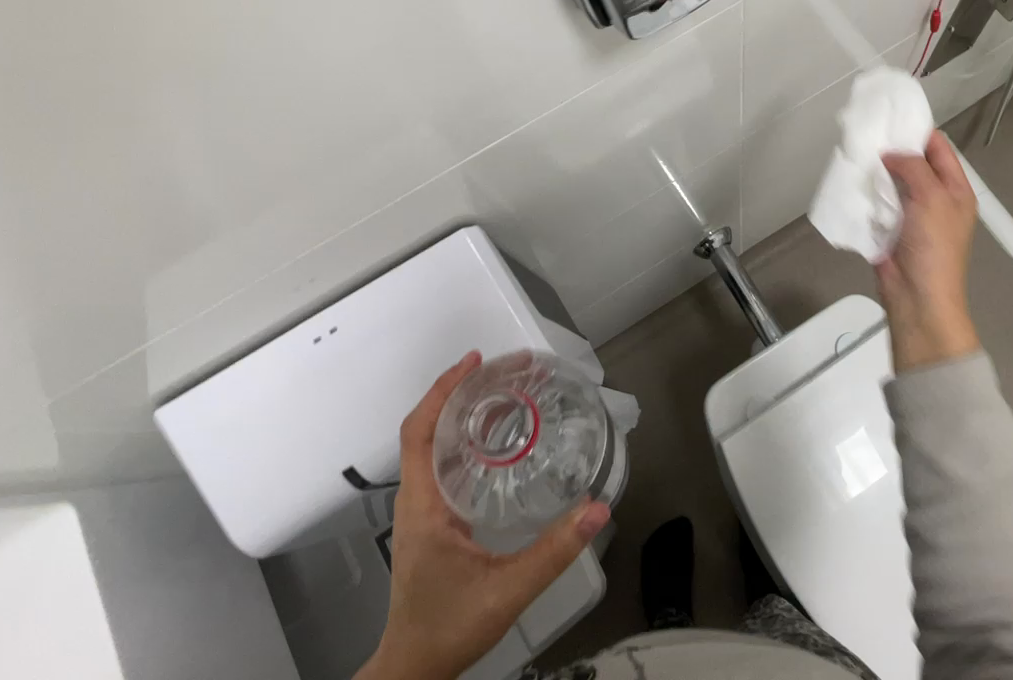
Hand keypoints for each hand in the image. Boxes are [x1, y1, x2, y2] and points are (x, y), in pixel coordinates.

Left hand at [359, 352, 611, 679]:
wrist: (414, 669)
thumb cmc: (448, 627)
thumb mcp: (507, 590)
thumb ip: (554, 551)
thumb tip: (598, 509)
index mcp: (424, 505)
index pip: (419, 431)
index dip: (443, 390)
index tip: (474, 363)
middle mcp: (417, 499)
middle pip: (428, 428)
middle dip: (462, 392)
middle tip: (506, 372)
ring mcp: (422, 510)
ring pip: (434, 446)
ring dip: (464, 414)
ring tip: (506, 394)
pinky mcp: (432, 522)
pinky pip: (444, 466)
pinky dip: (466, 441)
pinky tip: (499, 444)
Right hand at [876, 131, 981, 371]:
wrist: (918, 298)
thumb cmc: (934, 247)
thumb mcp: (933, 199)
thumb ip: (914, 168)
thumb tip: (890, 154)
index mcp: (955, 190)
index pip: (939, 149)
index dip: (918, 131)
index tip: (892, 116)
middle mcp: (935, 199)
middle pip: (913, 164)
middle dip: (892, 150)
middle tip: (866, 132)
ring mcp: (910, 215)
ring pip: (891, 183)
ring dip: (876, 171)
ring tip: (855, 152)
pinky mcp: (888, 230)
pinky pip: (876, 204)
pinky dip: (865, 193)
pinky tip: (851, 181)